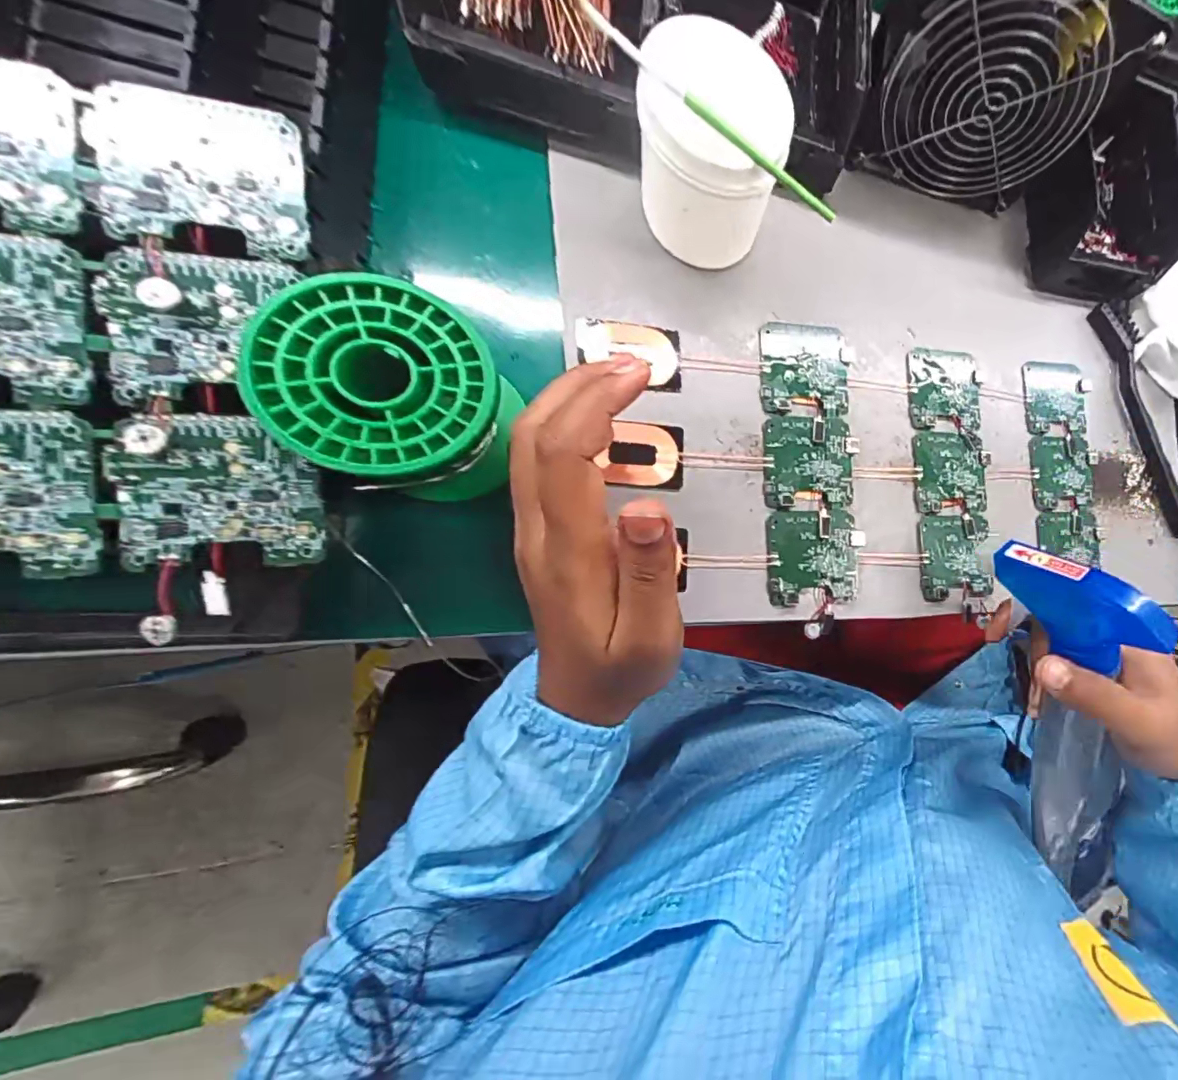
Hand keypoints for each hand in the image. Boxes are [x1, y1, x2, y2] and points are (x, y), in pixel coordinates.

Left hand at [510, 358, 682, 725]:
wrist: (575, 701)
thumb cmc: (620, 671)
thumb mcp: (650, 638)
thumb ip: (648, 574)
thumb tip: (644, 506)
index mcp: (567, 551)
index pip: (564, 456)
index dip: (595, 404)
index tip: (638, 375)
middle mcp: (536, 531)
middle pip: (533, 436)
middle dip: (578, 385)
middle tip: (630, 363)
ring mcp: (529, 529)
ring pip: (527, 444)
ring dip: (565, 398)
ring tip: (614, 376)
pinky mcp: (536, 532)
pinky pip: (536, 462)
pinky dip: (562, 423)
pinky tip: (597, 418)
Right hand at [1027, 623, 1177, 781]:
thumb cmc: (1174, 741)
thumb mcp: (1133, 718)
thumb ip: (1090, 691)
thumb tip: (1042, 665)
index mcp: (1132, 638)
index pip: (1081, 610)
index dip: (1049, 620)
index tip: (1030, 649)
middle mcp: (1117, 642)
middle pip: (1065, 629)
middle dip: (1041, 654)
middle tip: (1034, 689)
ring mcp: (1106, 661)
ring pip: (1059, 650)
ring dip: (1041, 672)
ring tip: (1036, 703)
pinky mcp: (1097, 680)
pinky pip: (1062, 669)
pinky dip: (1047, 683)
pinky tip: (1041, 703)